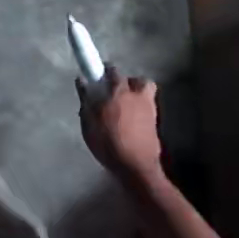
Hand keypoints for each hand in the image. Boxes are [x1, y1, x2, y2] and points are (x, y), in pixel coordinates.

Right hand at [78, 65, 162, 186]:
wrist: (136, 167)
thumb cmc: (108, 143)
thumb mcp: (89, 122)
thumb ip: (86, 99)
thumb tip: (81, 80)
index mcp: (119, 91)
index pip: (113, 70)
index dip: (105, 71)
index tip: (99, 76)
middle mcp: (137, 95)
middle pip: (136, 79)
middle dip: (126, 81)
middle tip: (115, 92)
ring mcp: (150, 108)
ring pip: (147, 91)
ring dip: (138, 92)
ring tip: (127, 104)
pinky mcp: (156, 122)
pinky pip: (149, 106)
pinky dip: (142, 108)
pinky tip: (132, 120)